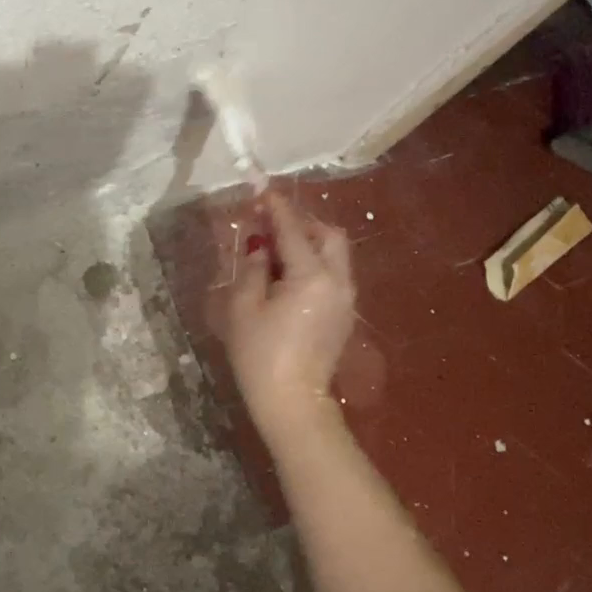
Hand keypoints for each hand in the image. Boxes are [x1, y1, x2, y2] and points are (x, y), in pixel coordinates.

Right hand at [218, 190, 356, 422]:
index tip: (261, 189)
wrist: (292, 402)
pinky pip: (333, 275)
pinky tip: (287, 277)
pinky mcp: (343, 315)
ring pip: (334, 255)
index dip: (275, 208)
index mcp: (311, 275)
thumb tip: (260, 246)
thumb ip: (253, 269)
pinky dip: (314, 264)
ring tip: (276, 250)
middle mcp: (337, 280)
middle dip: (302, 223)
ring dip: (309, 244)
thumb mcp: (244, 308)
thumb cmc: (260, 355)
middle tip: (271, 225)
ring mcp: (346, 299)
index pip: (293, 230)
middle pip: (328, 235)